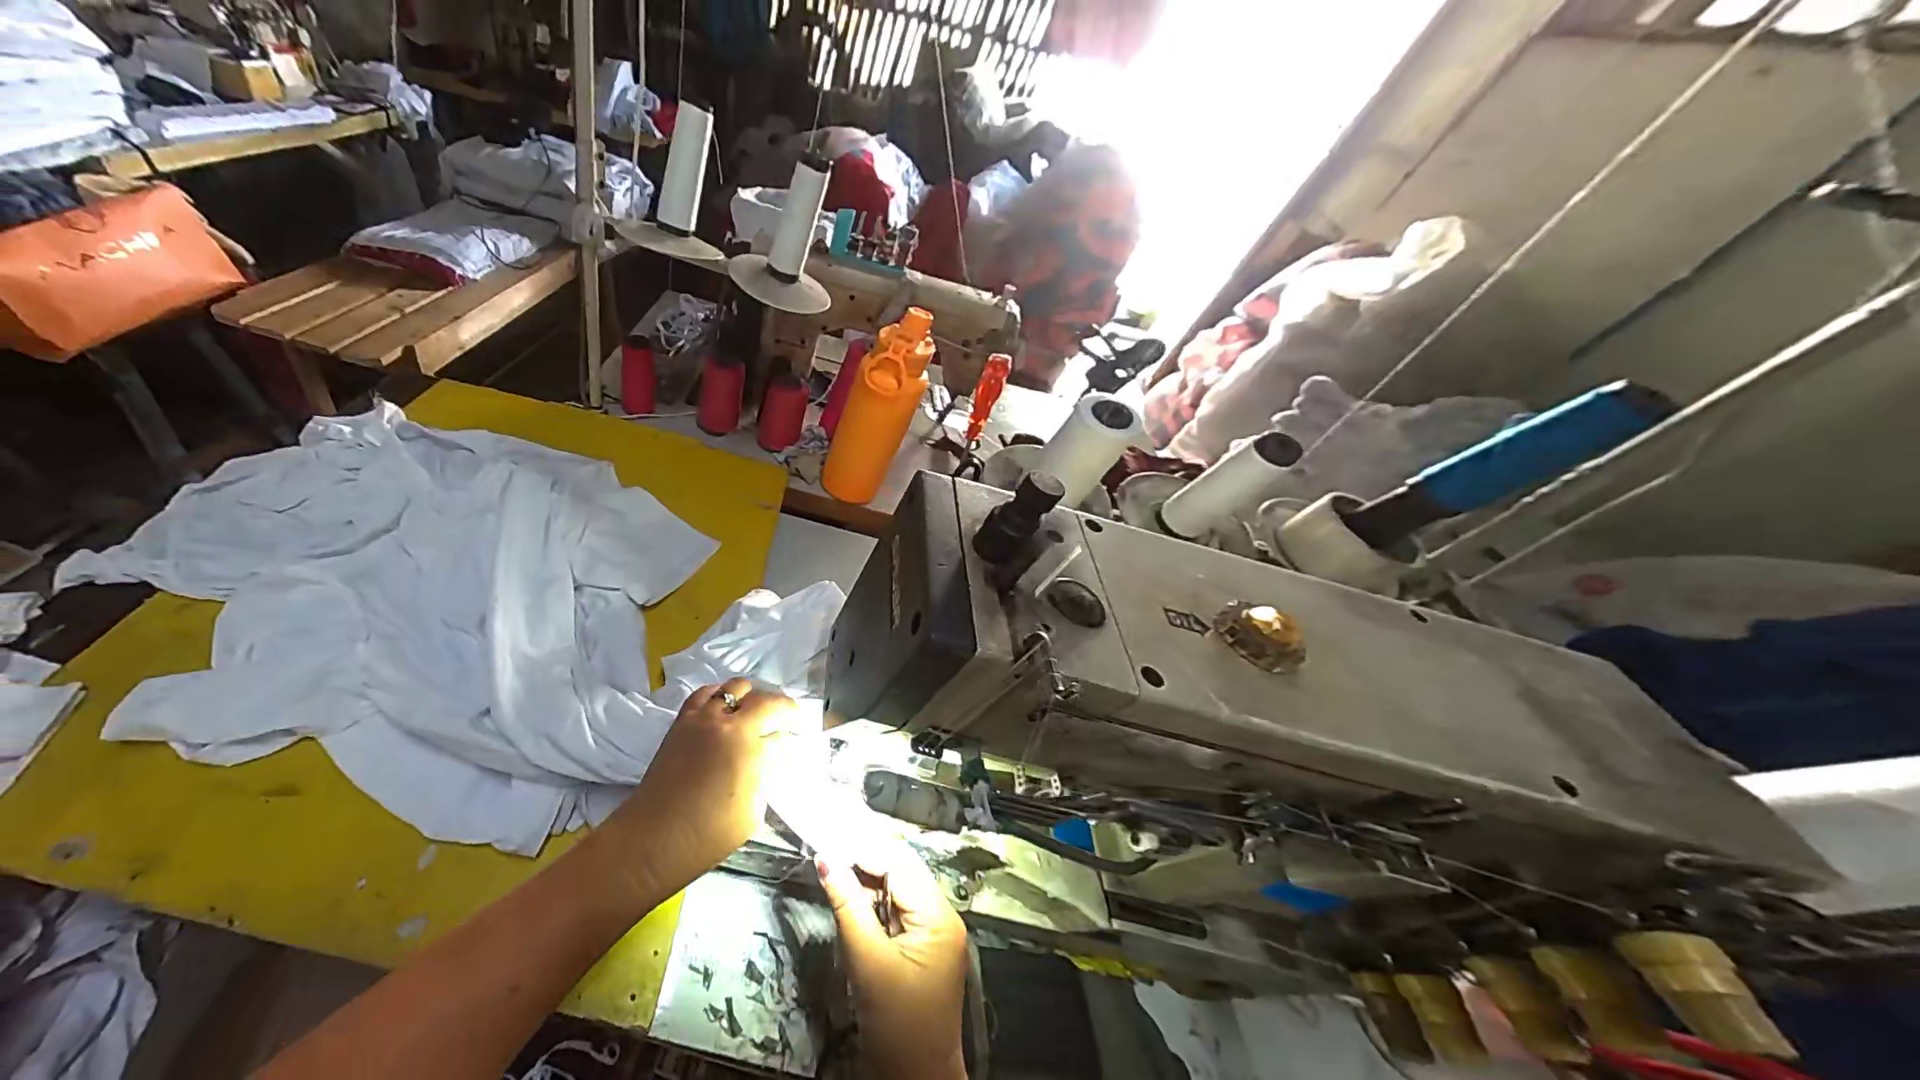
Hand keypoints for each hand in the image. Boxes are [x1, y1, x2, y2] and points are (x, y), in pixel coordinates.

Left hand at [608, 679, 795, 897]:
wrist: (653, 840)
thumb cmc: (709, 833)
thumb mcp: (754, 810)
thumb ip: (764, 775)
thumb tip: (767, 757)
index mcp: (747, 741)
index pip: (781, 723)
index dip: (793, 729)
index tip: (798, 736)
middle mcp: (725, 721)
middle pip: (763, 698)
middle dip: (779, 708)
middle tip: (785, 721)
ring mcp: (700, 718)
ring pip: (734, 687)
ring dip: (751, 697)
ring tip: (754, 713)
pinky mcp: (680, 723)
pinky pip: (705, 693)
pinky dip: (721, 695)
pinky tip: (725, 710)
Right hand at [816, 842, 968, 1079]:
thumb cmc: (896, 1024)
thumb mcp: (867, 962)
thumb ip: (848, 905)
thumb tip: (826, 859)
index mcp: (938, 915)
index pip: (900, 865)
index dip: (865, 849)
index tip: (831, 835)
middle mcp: (943, 916)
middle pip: (902, 873)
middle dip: (866, 860)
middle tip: (829, 847)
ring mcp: (934, 932)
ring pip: (898, 890)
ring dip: (868, 879)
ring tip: (835, 864)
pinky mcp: (922, 947)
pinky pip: (897, 911)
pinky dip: (875, 902)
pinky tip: (853, 895)